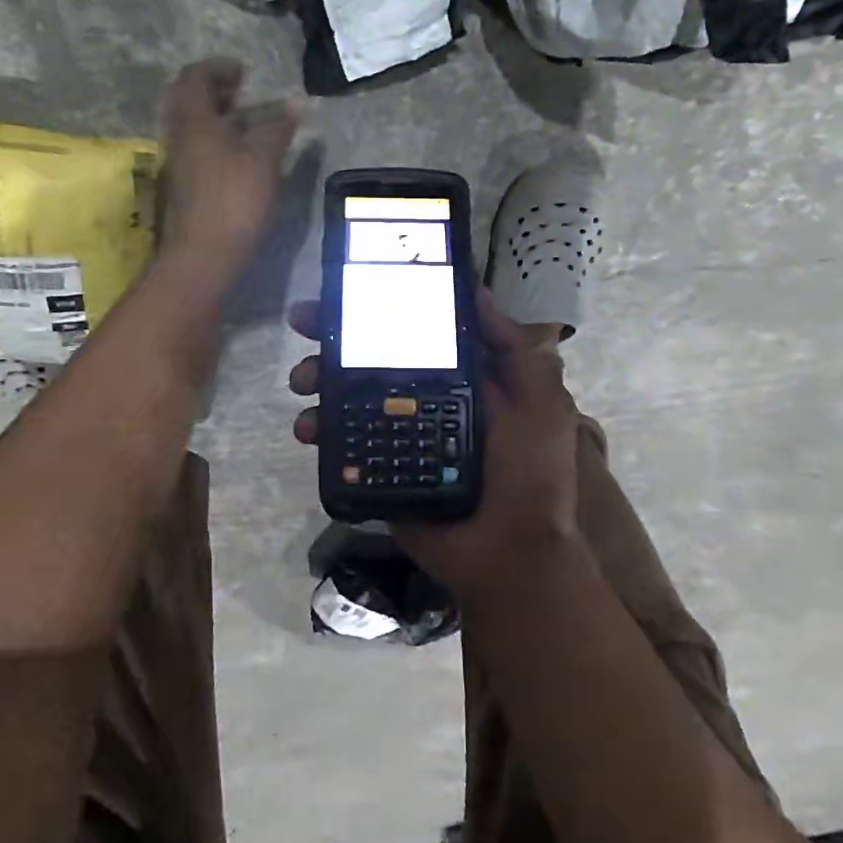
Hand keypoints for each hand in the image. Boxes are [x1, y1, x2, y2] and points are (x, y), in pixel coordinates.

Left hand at [159, 59, 297, 286]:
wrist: (203, 256)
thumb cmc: (234, 201)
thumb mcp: (264, 160)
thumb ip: (278, 129)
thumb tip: (294, 106)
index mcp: (194, 122)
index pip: (195, 78)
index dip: (217, 68)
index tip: (243, 70)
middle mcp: (180, 137)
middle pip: (188, 101)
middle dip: (214, 91)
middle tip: (242, 92)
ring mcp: (179, 164)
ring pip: (192, 128)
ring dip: (216, 118)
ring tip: (248, 124)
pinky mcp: (186, 188)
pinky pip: (198, 150)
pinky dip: (217, 141)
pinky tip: (242, 158)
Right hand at [287, 290, 584, 597]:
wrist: (510, 553)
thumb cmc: (530, 472)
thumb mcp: (539, 402)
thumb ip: (512, 350)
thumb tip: (477, 292)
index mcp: (461, 381)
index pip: (418, 333)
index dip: (385, 308)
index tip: (350, 288)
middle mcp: (427, 402)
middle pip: (374, 359)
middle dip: (337, 338)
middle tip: (304, 323)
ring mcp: (400, 438)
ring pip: (349, 398)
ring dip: (319, 380)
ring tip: (302, 380)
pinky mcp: (380, 472)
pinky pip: (344, 446)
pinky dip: (320, 431)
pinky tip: (308, 428)